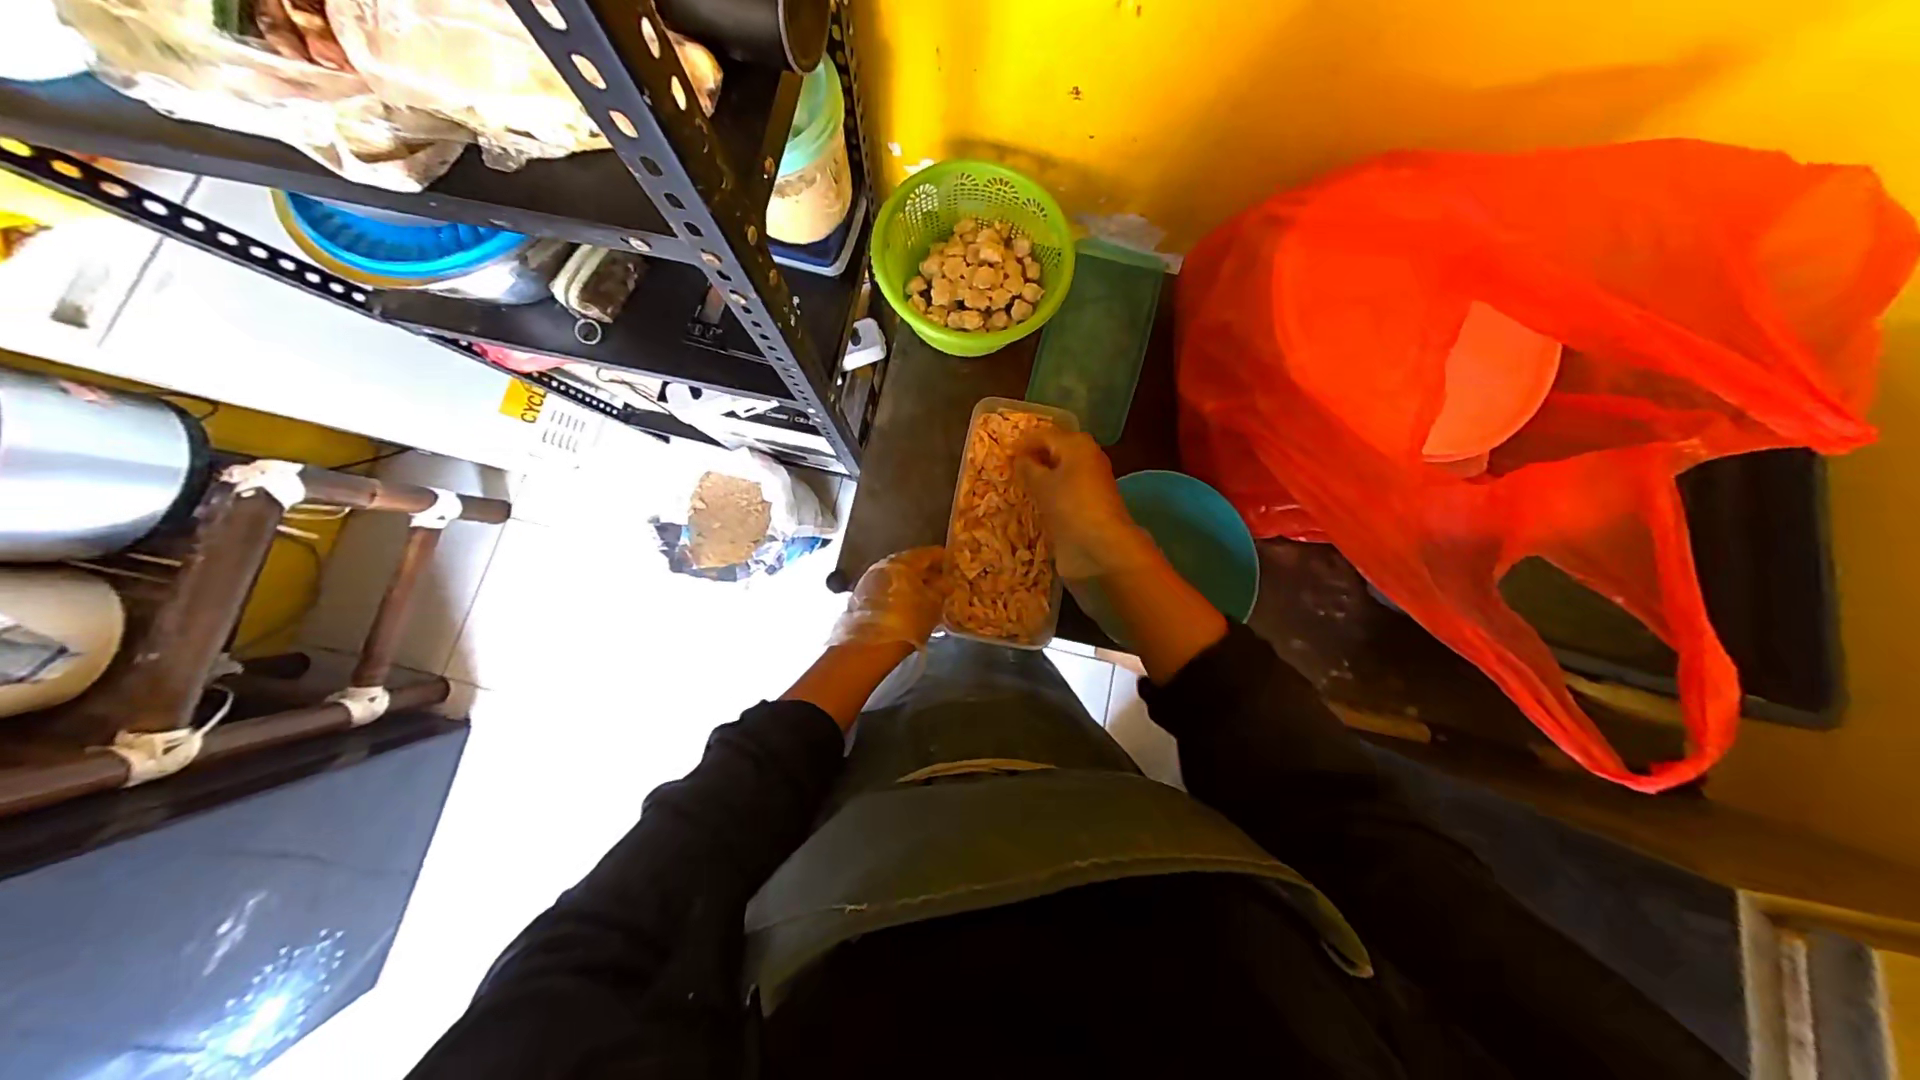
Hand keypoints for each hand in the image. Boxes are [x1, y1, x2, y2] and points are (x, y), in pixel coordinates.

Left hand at [827, 546, 948, 649]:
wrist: (869, 647)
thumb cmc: (908, 621)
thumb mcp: (933, 605)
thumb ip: (942, 589)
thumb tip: (946, 581)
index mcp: (903, 562)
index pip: (928, 553)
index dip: (943, 558)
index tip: (953, 565)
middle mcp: (884, 565)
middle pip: (910, 563)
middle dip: (927, 572)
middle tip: (942, 582)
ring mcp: (870, 580)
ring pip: (897, 576)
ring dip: (912, 583)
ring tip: (926, 595)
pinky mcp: (861, 596)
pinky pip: (886, 588)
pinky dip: (899, 592)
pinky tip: (908, 604)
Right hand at [1015, 429, 1156, 581]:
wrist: (1101, 547)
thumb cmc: (1070, 506)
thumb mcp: (1041, 483)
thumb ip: (1027, 467)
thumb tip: (1019, 458)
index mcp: (1077, 445)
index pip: (1043, 435)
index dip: (1021, 443)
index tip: (1000, 456)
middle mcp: (1086, 459)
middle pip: (1053, 453)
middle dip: (1030, 461)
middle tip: (1005, 472)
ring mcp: (1088, 485)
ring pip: (1058, 475)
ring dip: (1038, 481)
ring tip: (1014, 489)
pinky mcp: (1086, 507)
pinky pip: (1061, 495)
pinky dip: (1047, 497)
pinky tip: (1031, 506)